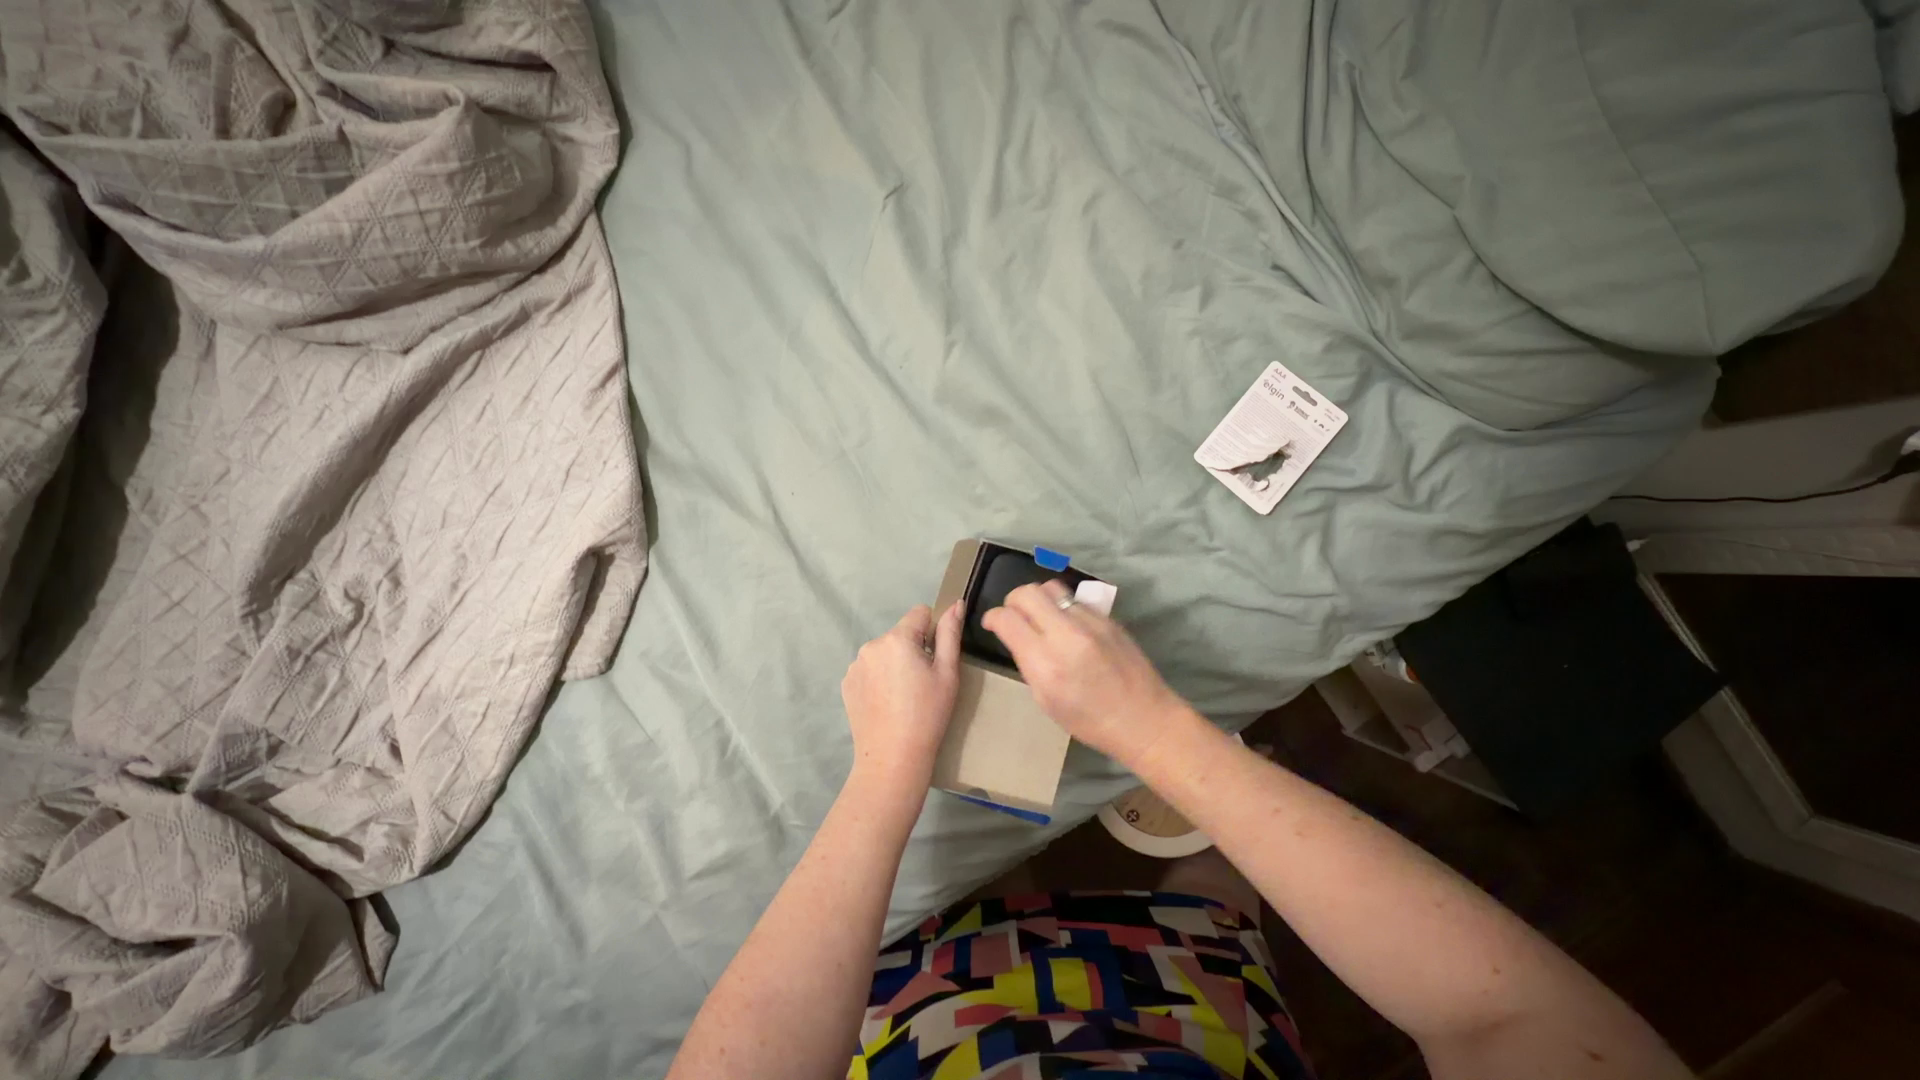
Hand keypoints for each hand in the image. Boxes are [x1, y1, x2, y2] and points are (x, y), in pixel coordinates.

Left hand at [840, 602, 963, 787]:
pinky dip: (879, 679)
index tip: (935, 659)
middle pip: (900, 634)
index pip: (920, 613)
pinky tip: (886, 704)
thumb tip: (956, 603)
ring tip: (903, 697)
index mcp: (897, 639)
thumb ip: (950, 634)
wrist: (892, 757)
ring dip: (894, 664)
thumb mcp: (947, 674)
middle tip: (922, 684)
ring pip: (884, 652)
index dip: (932, 632)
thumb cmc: (927, 715)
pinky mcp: (847, 684)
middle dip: (912, 650)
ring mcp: (855, 665)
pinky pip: (869, 669)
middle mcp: (871, 645)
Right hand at [981, 580, 1189, 765]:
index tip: (992, 623)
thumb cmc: (1089, 722)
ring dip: (1039, 599)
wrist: (1144, 719)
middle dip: (1013, 600)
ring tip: (1041, 617)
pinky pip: (1076, 601)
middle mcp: (1066, 635)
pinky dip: (1064, 609)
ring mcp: (1090, 622)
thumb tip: (1017, 637)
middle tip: (1014, 615)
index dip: (992, 617)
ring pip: (1052, 588)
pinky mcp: (1108, 619)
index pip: (1007, 619)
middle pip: (1027, 592)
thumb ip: (1028, 663)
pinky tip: (1069, 628)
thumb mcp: (1046, 700)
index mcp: (1045, 663)